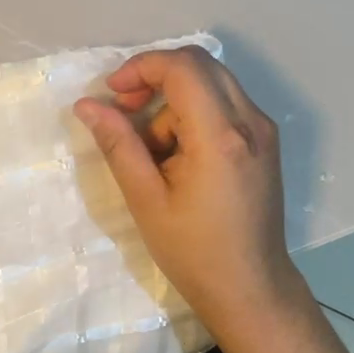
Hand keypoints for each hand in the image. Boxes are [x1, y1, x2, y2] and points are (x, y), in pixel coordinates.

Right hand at [73, 46, 308, 337]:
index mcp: (220, 136)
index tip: (112, 95)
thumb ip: (118, 144)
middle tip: (126, 110)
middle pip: (200, 64)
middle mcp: (251, 122)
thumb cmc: (193, 251)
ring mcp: (264, 131)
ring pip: (213, 83)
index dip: (141, 68)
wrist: (250, 288)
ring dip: (175, 99)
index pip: (182, 67)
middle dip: (156, 77)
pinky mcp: (265, 143)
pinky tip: (179, 154)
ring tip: (153, 149)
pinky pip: (226, 105)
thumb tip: (88, 105)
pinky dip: (196, 113)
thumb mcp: (146, 199)